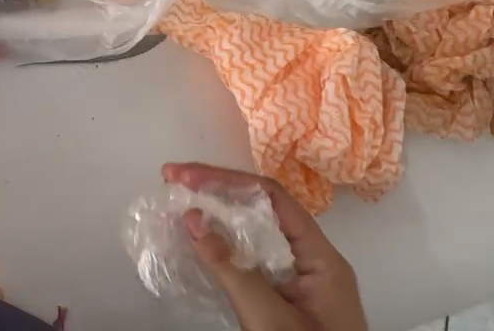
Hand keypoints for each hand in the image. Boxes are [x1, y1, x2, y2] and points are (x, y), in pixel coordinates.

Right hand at [163, 163, 367, 330]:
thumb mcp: (268, 317)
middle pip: (261, 210)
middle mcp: (312, 262)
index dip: (226, 180)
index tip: (183, 176)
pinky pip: (250, 258)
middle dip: (215, 192)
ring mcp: (298, 282)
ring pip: (253, 234)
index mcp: (322, 259)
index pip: (272, 198)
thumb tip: (190, 216)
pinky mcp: (284, 299)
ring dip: (215, 216)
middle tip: (171, 181)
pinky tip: (196, 242)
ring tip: (177, 203)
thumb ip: (230, 267)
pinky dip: (221, 245)